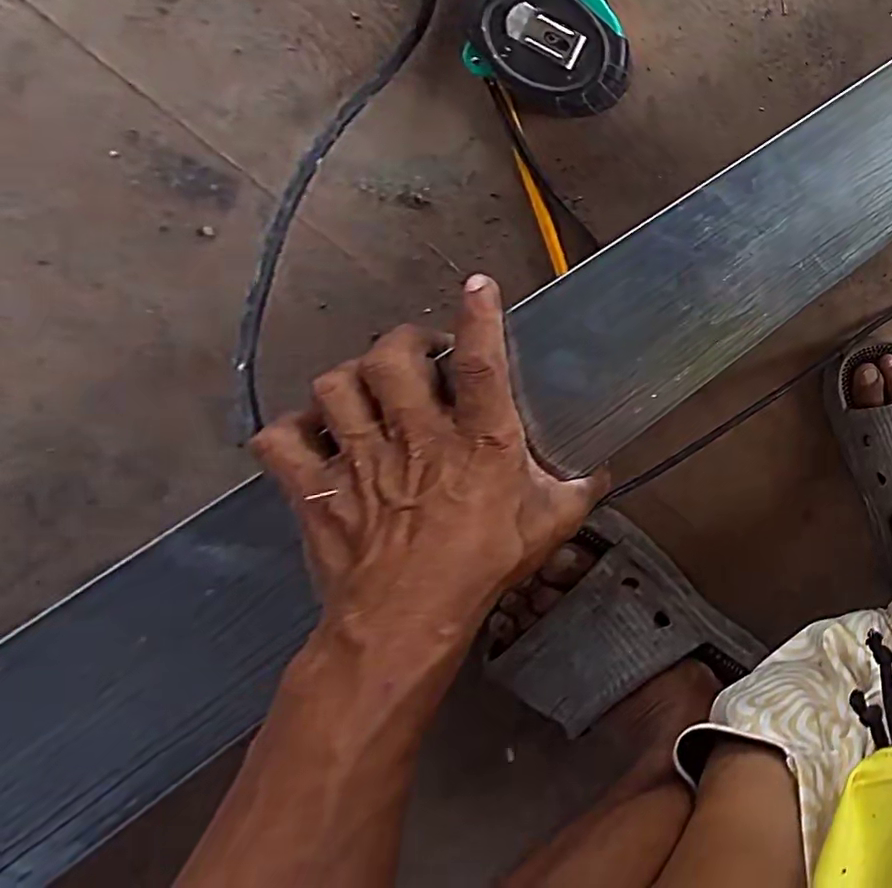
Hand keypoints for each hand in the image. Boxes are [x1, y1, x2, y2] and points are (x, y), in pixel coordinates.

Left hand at [250, 274, 606, 656]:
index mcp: (483, 440)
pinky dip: (292, 427)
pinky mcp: (315, 489)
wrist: (407, 616)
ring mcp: (359, 460)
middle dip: (404, 340)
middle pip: (391, 359)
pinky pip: (280, 440)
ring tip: (373, 384)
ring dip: (353, 376)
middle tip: (422, 351)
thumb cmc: (488, 562)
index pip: (480, 363)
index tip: (477, 284)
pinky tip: (317, 431)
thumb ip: (581, 489)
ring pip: (335, 388)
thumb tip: (602, 473)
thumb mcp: (555, 522)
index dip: (479, 317)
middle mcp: (419, 437)